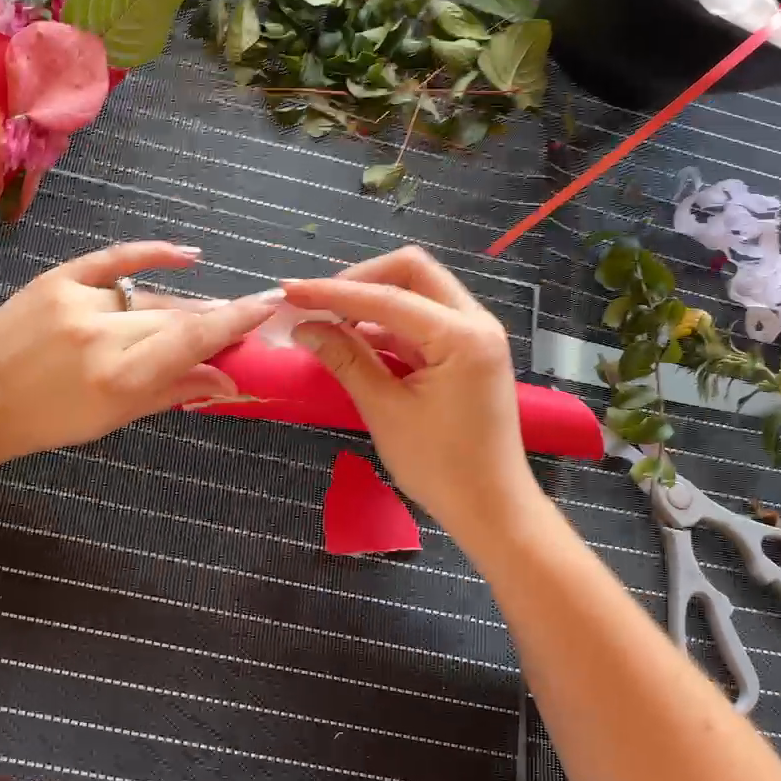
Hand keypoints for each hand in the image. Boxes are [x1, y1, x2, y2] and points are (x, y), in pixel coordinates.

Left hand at [0, 242, 279, 475]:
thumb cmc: (44, 424)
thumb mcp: (111, 420)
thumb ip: (170, 392)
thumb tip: (227, 379)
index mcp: (118, 378)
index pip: (192, 339)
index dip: (235, 321)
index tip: (268, 306)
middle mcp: (102, 333)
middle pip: (175, 316)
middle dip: (211, 318)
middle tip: (235, 322)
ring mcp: (77, 300)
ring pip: (150, 294)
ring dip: (180, 303)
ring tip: (200, 311)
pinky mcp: (56, 279)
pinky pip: (115, 259)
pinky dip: (151, 253)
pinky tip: (187, 255)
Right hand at [282, 246, 539, 525]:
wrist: (491, 508)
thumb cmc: (439, 465)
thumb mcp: (385, 410)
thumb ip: (345, 360)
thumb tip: (304, 328)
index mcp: (462, 335)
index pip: (387, 296)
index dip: (332, 292)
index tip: (289, 291)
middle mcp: (475, 323)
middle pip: (411, 273)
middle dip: (359, 281)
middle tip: (317, 304)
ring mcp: (473, 337)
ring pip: (416, 294)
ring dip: (370, 303)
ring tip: (325, 324)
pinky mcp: (465, 354)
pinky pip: (420, 323)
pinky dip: (384, 327)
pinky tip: (351, 343)